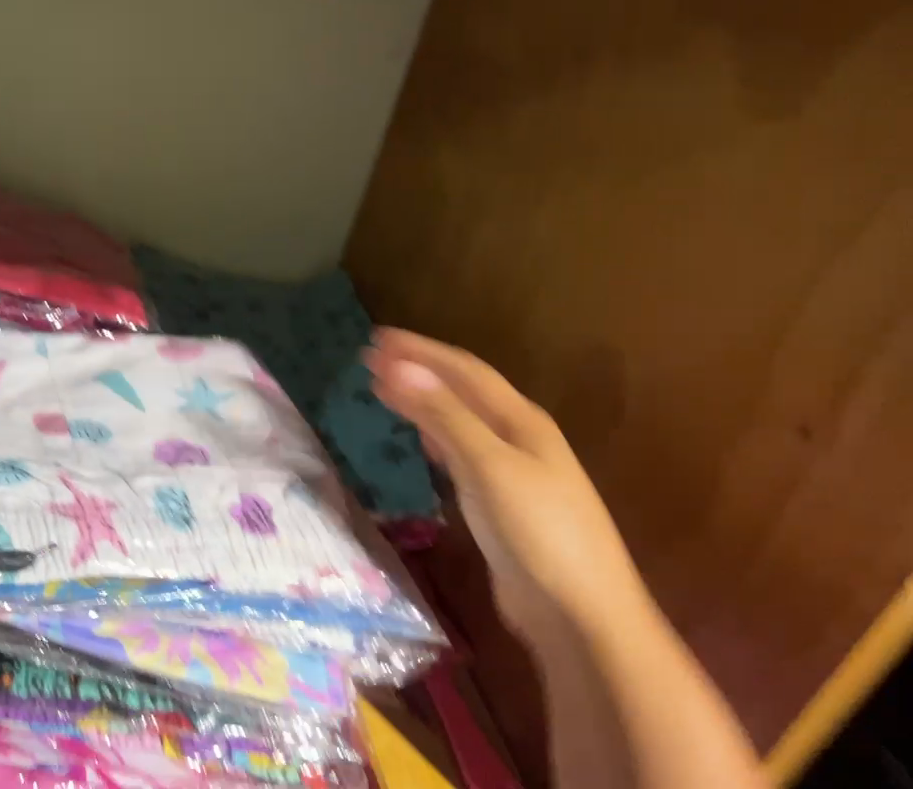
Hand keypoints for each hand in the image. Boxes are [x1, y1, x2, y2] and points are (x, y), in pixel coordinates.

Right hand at [365, 328, 649, 638]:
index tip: (375, 338)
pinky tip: (418, 440)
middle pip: (463, 391)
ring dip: (422, 399)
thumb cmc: (537, 532)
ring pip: (460, 420)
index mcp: (521, 422)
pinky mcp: (500, 502)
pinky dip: (431, 434)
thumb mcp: (486, 466)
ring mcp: (512, 471)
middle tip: (370, 358)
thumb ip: (443, 414)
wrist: (581, 614)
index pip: (464, 370)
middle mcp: (519, 438)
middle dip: (418, 370)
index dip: (421, 350)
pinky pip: (458, 451)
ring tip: (383, 388)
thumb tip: (397, 365)